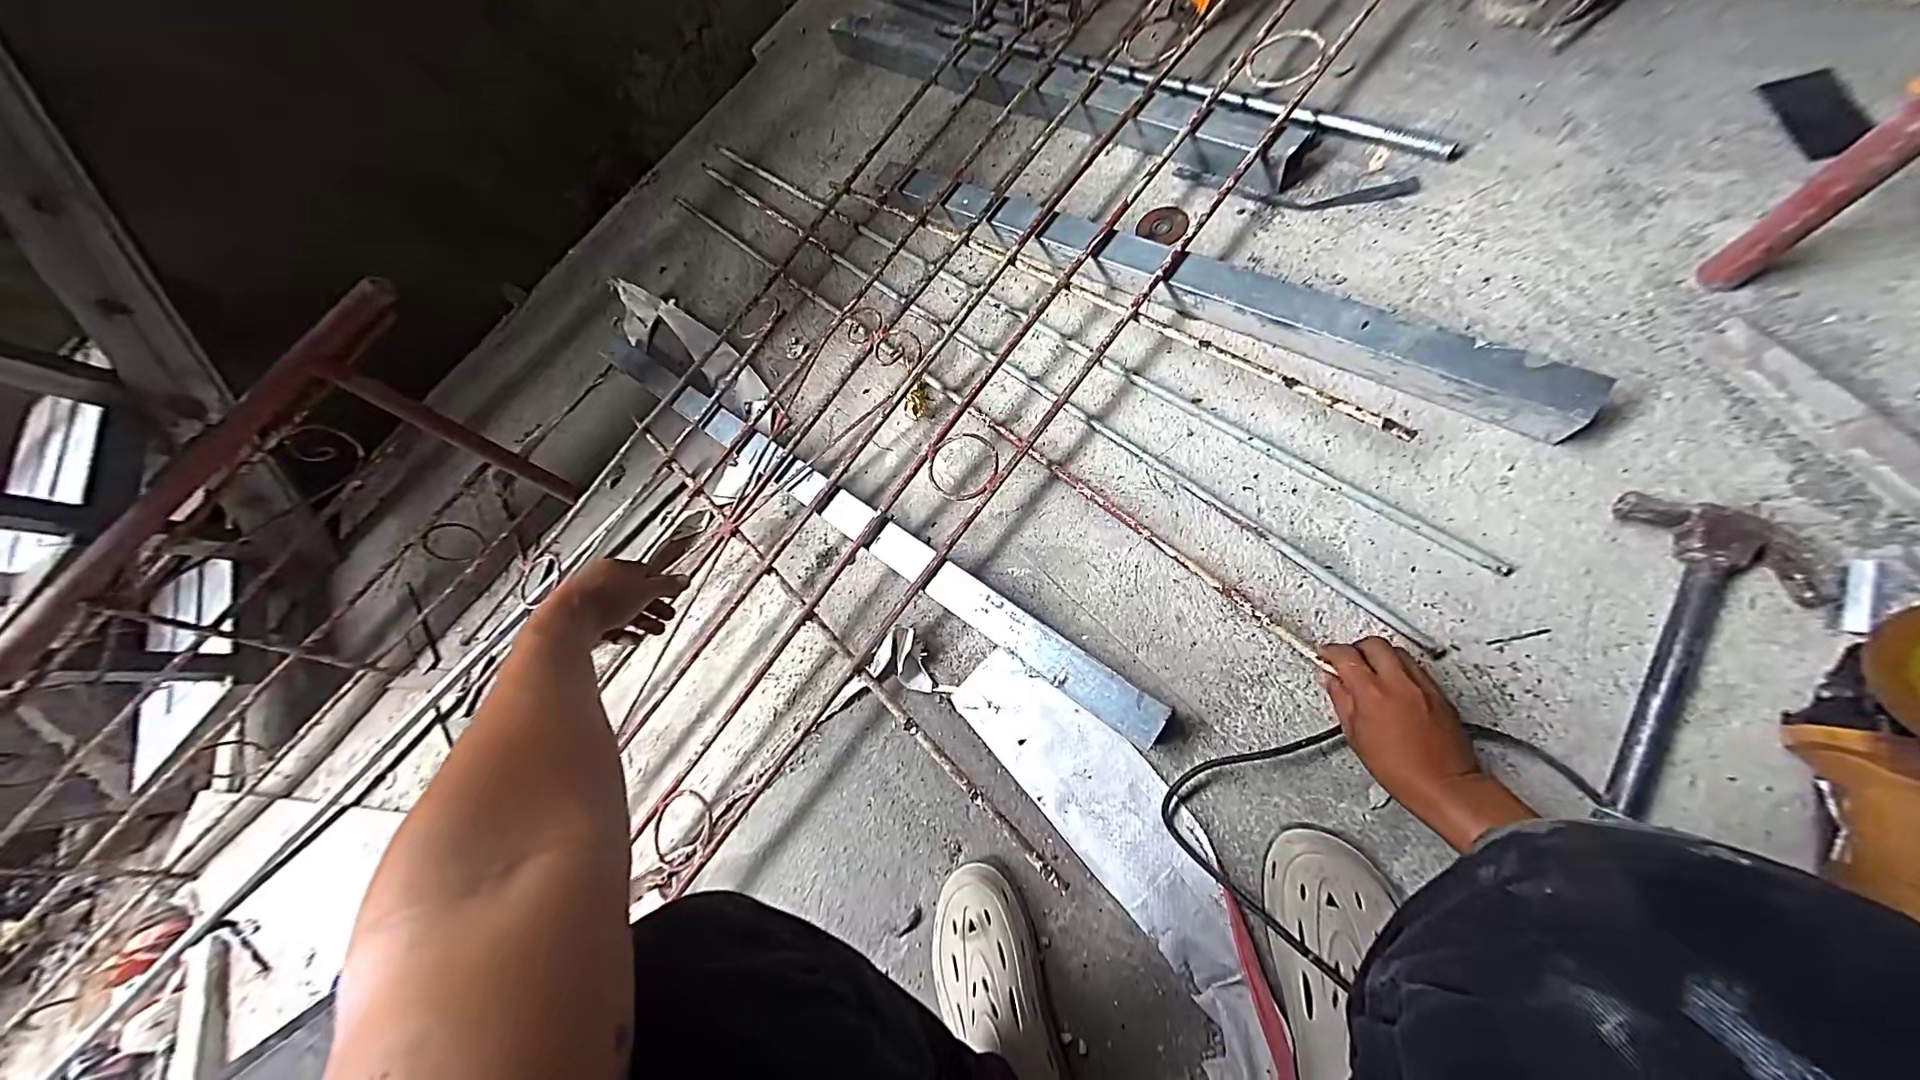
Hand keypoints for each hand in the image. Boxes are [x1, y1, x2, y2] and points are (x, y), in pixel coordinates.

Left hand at [533, 558, 689, 642]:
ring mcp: (588, 602)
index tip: (672, 592)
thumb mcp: (646, 590)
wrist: (568, 624)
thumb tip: (682, 580)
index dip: (660, 584)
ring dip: (641, 621)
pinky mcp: (582, 622)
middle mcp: (598, 581)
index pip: (644, 573)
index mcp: (613, 567)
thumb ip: (667, 586)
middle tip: (666, 613)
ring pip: (622, 611)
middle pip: (633, 593)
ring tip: (655, 630)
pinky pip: (608, 626)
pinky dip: (623, 632)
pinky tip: (631, 638)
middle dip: (652, 606)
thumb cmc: (600, 600)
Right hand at [1320, 637, 1534, 850]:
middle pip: (1374, 644)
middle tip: (1347, 659)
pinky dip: (1401, 669)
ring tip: (1371, 671)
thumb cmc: (1401, 770)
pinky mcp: (1440, 694)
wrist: (1444, 785)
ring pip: (1398, 652)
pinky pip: (1417, 668)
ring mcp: (1423, 687)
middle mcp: (1400, 684)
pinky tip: (1394, 684)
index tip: (1325, 655)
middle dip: (1356, 648)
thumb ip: (1341, 700)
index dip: (1330, 652)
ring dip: (1381, 656)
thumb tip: (1331, 682)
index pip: (1345, 656)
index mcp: (1372, 693)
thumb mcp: (1355, 735)